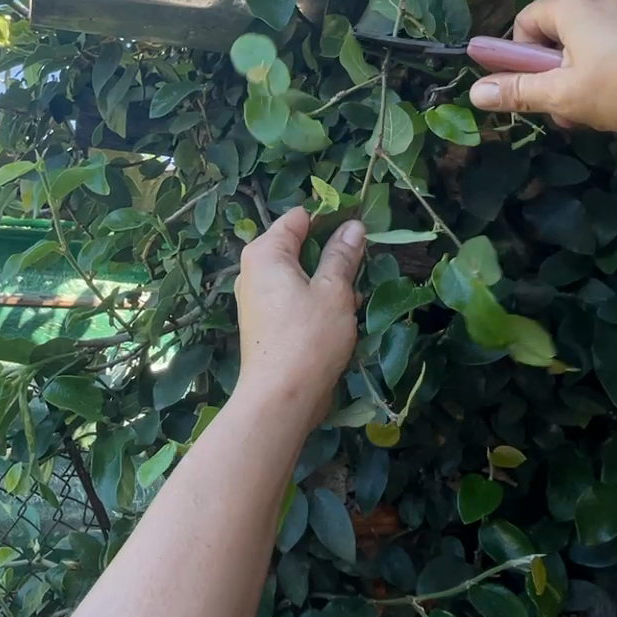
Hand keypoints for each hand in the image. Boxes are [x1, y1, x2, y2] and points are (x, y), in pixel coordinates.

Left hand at [234, 210, 366, 432]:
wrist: (281, 398)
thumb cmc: (308, 338)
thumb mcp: (334, 291)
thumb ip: (342, 255)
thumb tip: (353, 226)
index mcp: (265, 253)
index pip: (299, 218)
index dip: (331, 219)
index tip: (361, 228)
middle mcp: (254, 271)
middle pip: (300, 247)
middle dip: (333, 256)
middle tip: (362, 270)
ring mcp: (258, 299)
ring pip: (302, 276)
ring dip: (330, 284)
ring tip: (353, 302)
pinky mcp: (266, 323)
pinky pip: (295, 299)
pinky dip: (318, 303)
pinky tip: (341, 320)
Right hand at [467, 0, 616, 133]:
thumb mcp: (568, 98)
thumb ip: (519, 93)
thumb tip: (474, 91)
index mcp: (572, 3)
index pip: (524, 24)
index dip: (522, 62)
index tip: (541, 93)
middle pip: (562, 30)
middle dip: (561, 71)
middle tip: (578, 109)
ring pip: (599, 34)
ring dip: (593, 68)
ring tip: (616, 104)